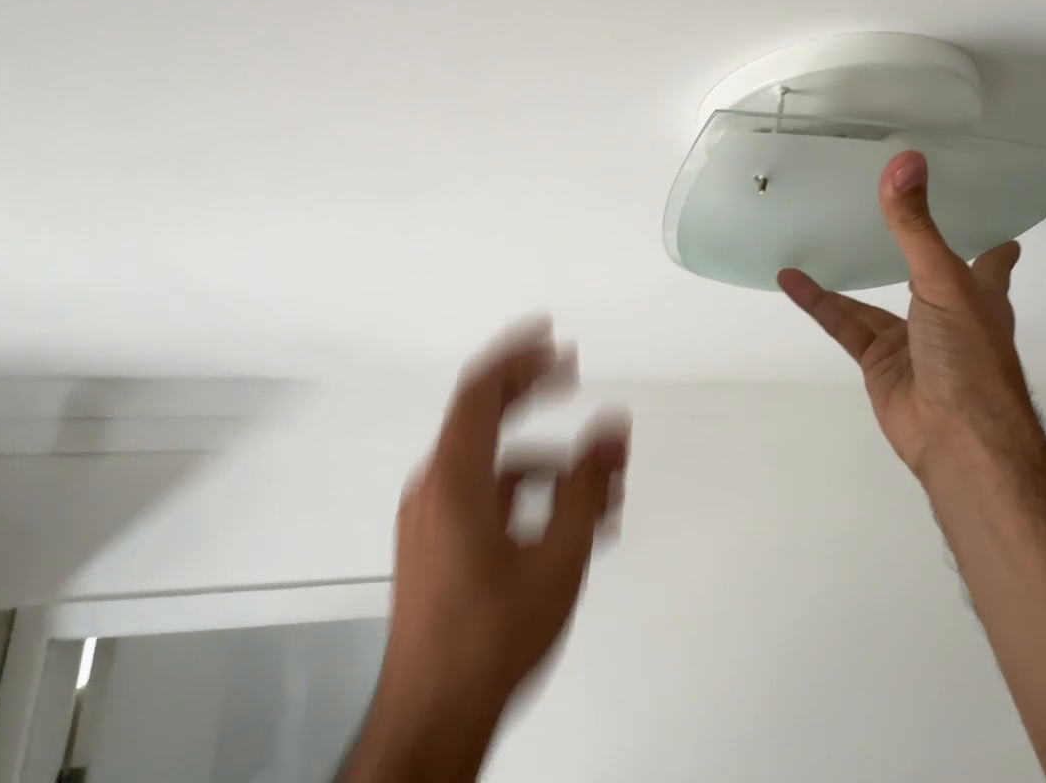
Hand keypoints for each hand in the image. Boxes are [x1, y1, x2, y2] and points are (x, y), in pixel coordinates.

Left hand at [353, 323, 627, 780]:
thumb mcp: (558, 553)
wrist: (438, 708)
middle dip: (532, 394)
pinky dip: (528, 494)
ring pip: (494, 466)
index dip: (518, 355)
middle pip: (484, 418)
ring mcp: (433, 519)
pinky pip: (486, 498)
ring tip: (598, 484)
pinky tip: (568, 523)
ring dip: (546, 463)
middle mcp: (435, 489)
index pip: (482, 390)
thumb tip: (612, 431)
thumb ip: (587, 485)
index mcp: (455, 479)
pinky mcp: (438, 545)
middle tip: (570, 375)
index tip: (550, 336)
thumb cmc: (489, 636)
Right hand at [778, 150, 1033, 476]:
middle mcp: (947, 312)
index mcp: (979, 292)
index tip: (981, 203)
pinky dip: (818, 302)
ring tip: (824, 232)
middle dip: (913, 246)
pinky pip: (844, 324)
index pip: (991, 255)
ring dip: (852, 271)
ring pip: (876, 298)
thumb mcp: (943, 280)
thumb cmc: (969, 355)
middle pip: (927, 271)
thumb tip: (904, 160)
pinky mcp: (878, 361)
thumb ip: (915, 226)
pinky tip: (792, 278)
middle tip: (889, 206)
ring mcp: (910, 338)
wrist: (956, 436)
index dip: (988, 232)